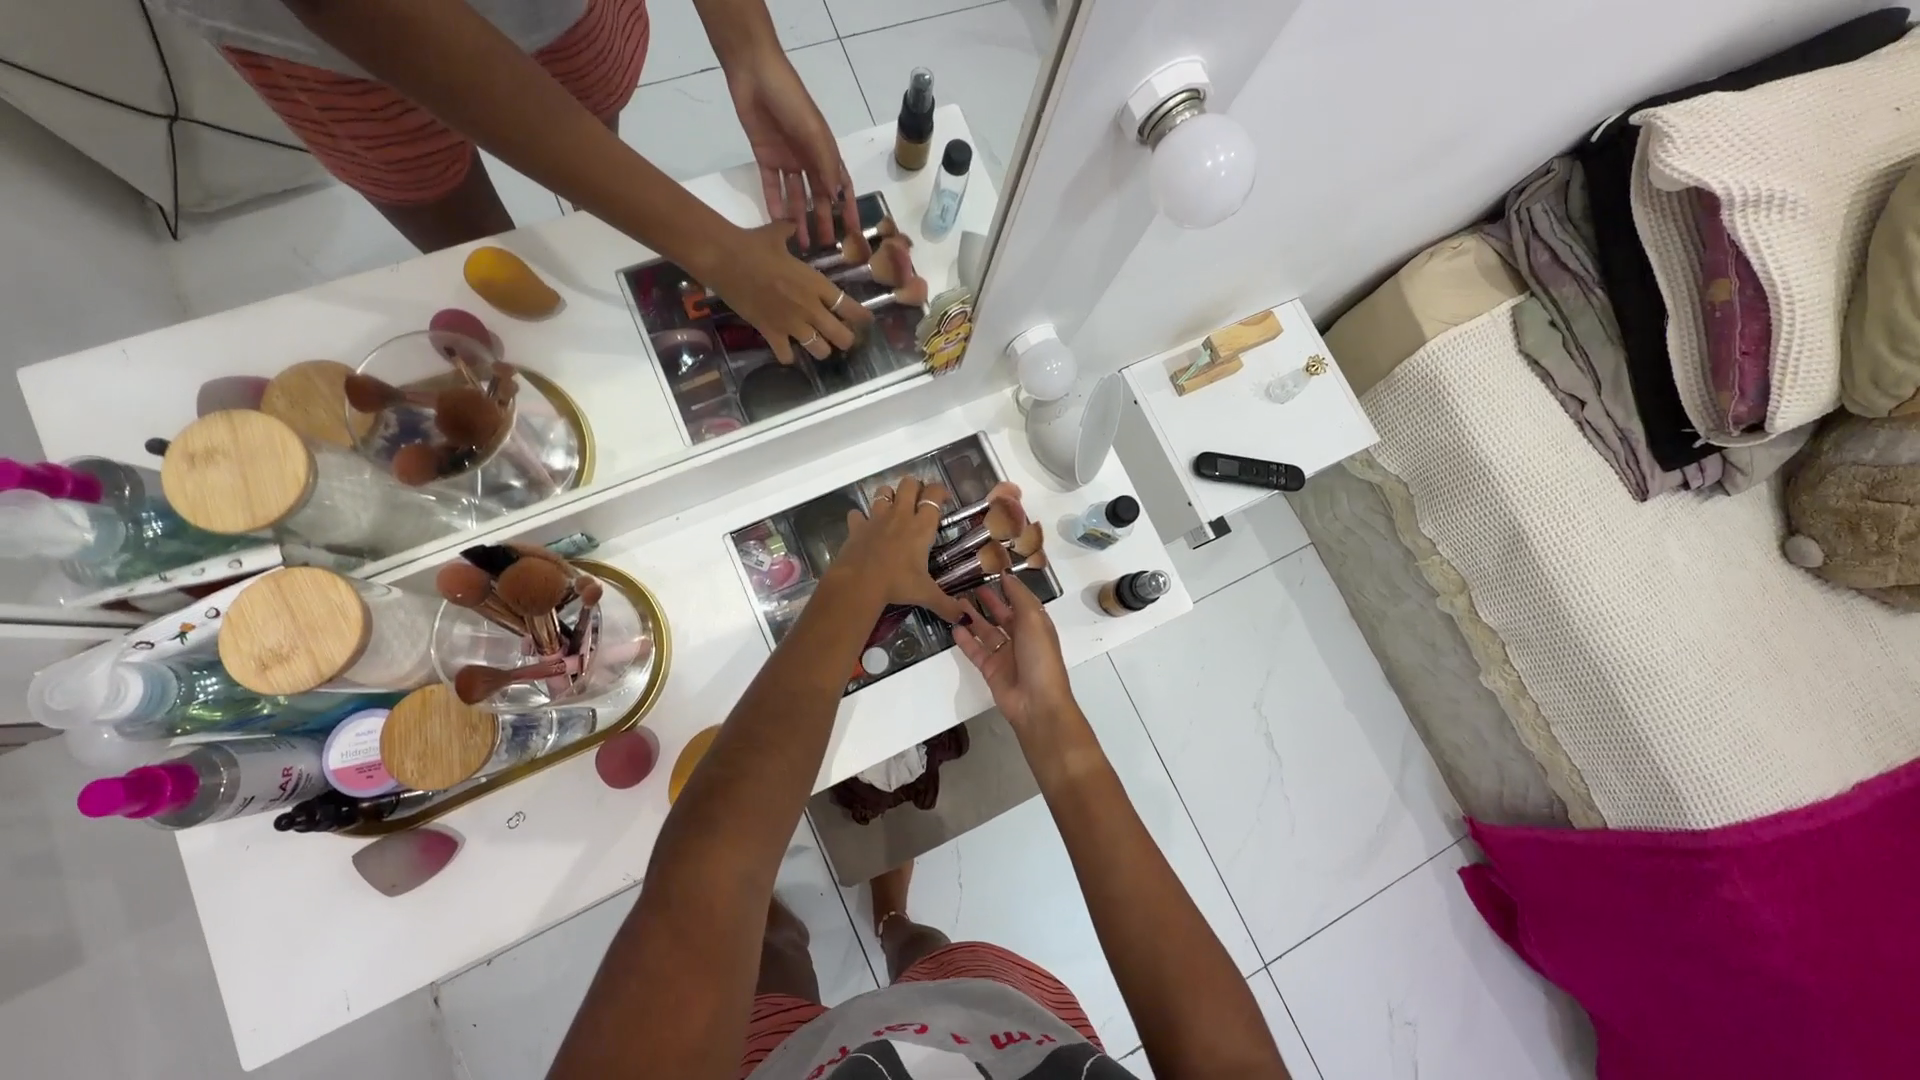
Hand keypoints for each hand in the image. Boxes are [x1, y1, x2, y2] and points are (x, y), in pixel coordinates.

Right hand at [692, 221, 860, 363]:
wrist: (725, 258)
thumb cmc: (753, 244)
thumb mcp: (778, 235)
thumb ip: (790, 232)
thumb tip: (791, 223)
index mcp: (817, 284)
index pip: (850, 307)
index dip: (860, 318)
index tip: (864, 321)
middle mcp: (810, 308)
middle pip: (842, 337)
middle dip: (845, 340)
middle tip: (840, 338)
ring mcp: (792, 324)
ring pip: (820, 351)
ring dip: (820, 350)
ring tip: (815, 344)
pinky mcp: (771, 333)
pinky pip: (787, 356)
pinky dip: (787, 356)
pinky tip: (785, 350)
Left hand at [725, 47, 862, 250]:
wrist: (755, 74)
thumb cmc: (792, 101)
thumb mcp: (814, 133)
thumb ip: (826, 165)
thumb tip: (838, 198)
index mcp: (826, 152)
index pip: (842, 187)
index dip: (848, 209)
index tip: (854, 234)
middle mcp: (809, 160)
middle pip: (819, 197)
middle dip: (824, 221)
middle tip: (826, 248)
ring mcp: (788, 160)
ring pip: (797, 197)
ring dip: (800, 219)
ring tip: (803, 244)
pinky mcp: (766, 158)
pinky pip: (773, 187)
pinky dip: (775, 204)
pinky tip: (778, 224)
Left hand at [828, 476, 968, 621]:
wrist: (858, 582)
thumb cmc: (897, 584)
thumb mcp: (925, 594)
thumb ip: (946, 605)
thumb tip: (964, 618)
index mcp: (921, 527)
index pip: (934, 496)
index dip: (941, 491)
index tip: (944, 498)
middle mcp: (900, 516)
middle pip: (909, 484)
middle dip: (915, 487)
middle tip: (919, 501)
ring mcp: (876, 518)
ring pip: (883, 492)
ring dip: (889, 495)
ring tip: (893, 508)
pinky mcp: (856, 527)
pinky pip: (857, 514)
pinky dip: (860, 517)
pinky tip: (864, 526)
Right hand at [952, 574, 1076, 732]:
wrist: (1037, 702)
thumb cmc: (1040, 658)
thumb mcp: (1034, 620)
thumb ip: (1019, 596)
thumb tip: (1008, 576)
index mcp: (1036, 625)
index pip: (1021, 602)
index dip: (1008, 588)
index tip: (991, 572)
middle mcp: (1022, 638)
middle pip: (1002, 616)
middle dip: (988, 602)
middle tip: (970, 587)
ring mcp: (1006, 655)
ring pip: (987, 632)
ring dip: (973, 618)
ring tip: (956, 603)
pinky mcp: (991, 670)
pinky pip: (976, 651)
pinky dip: (966, 640)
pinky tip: (955, 627)